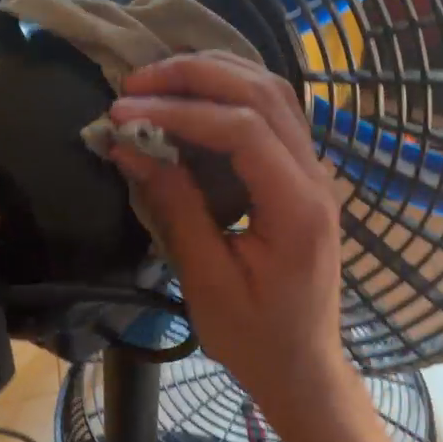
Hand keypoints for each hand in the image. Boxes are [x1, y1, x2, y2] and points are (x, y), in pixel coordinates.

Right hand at [105, 52, 348, 410]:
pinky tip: (195, 97)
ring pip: (275, 94)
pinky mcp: (304, 176)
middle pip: (265, 94)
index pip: (246, 129)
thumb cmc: (257, 338)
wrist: (305, 366)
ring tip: (158, 80)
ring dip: (217, 76)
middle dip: (198, 76)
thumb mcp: (207, 281)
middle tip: (136, 80)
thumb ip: (176, 206)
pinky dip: (233, 94)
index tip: (125, 112)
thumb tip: (130, 146)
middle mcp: (316, 177)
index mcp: (299, 207)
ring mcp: (316, 173)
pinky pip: (275, 115)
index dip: (183, 112)